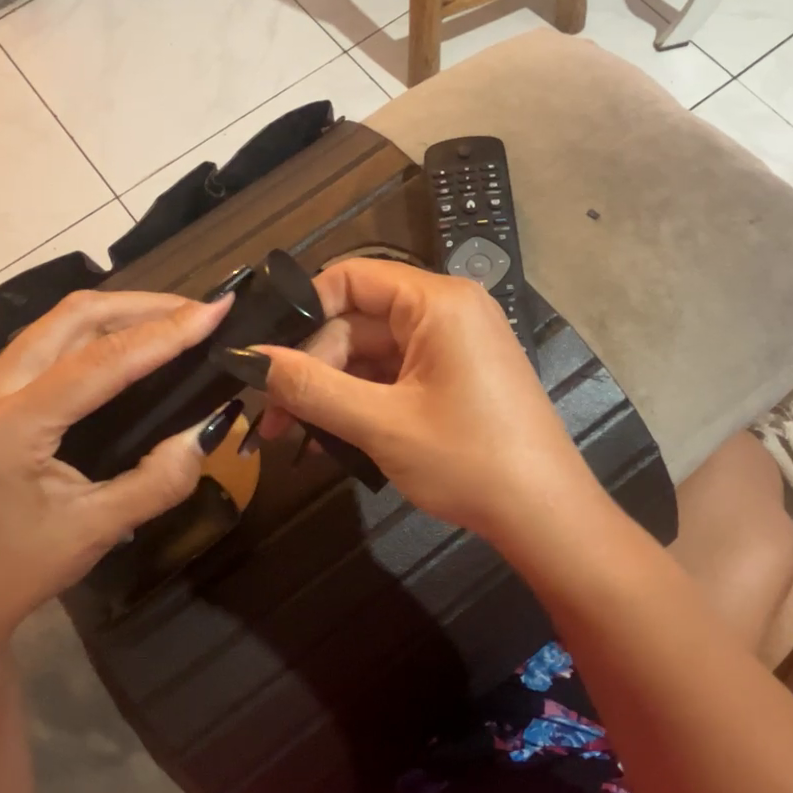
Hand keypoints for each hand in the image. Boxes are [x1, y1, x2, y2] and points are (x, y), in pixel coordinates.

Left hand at [0, 290, 237, 647]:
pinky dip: (91, 333)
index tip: (216, 309)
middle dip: (141, 305)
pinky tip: (125, 343)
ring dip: (116, 313)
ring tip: (172, 318)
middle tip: (198, 308)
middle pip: (71, 318)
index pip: (101, 361)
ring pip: (53, 324)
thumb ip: (159, 480)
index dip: (165, 332)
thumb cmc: (16, 571)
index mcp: (10, 428)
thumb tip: (209, 430)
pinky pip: (42, 345)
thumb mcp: (95, 531)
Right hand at [244, 259, 601, 543]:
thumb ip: (311, 387)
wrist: (544, 515)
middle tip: (272, 420)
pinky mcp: (458, 379)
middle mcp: (449, 312)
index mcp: (437, 302)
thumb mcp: (381, 424)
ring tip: (292, 437)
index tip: (264, 359)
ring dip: (332, 391)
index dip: (301, 313)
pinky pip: (397, 377)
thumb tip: (249, 360)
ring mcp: (456, 347)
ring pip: (373, 355)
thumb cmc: (468, 460)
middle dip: (311, 368)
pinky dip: (363, 403)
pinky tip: (332, 440)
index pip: (350, 278)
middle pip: (358, 321)